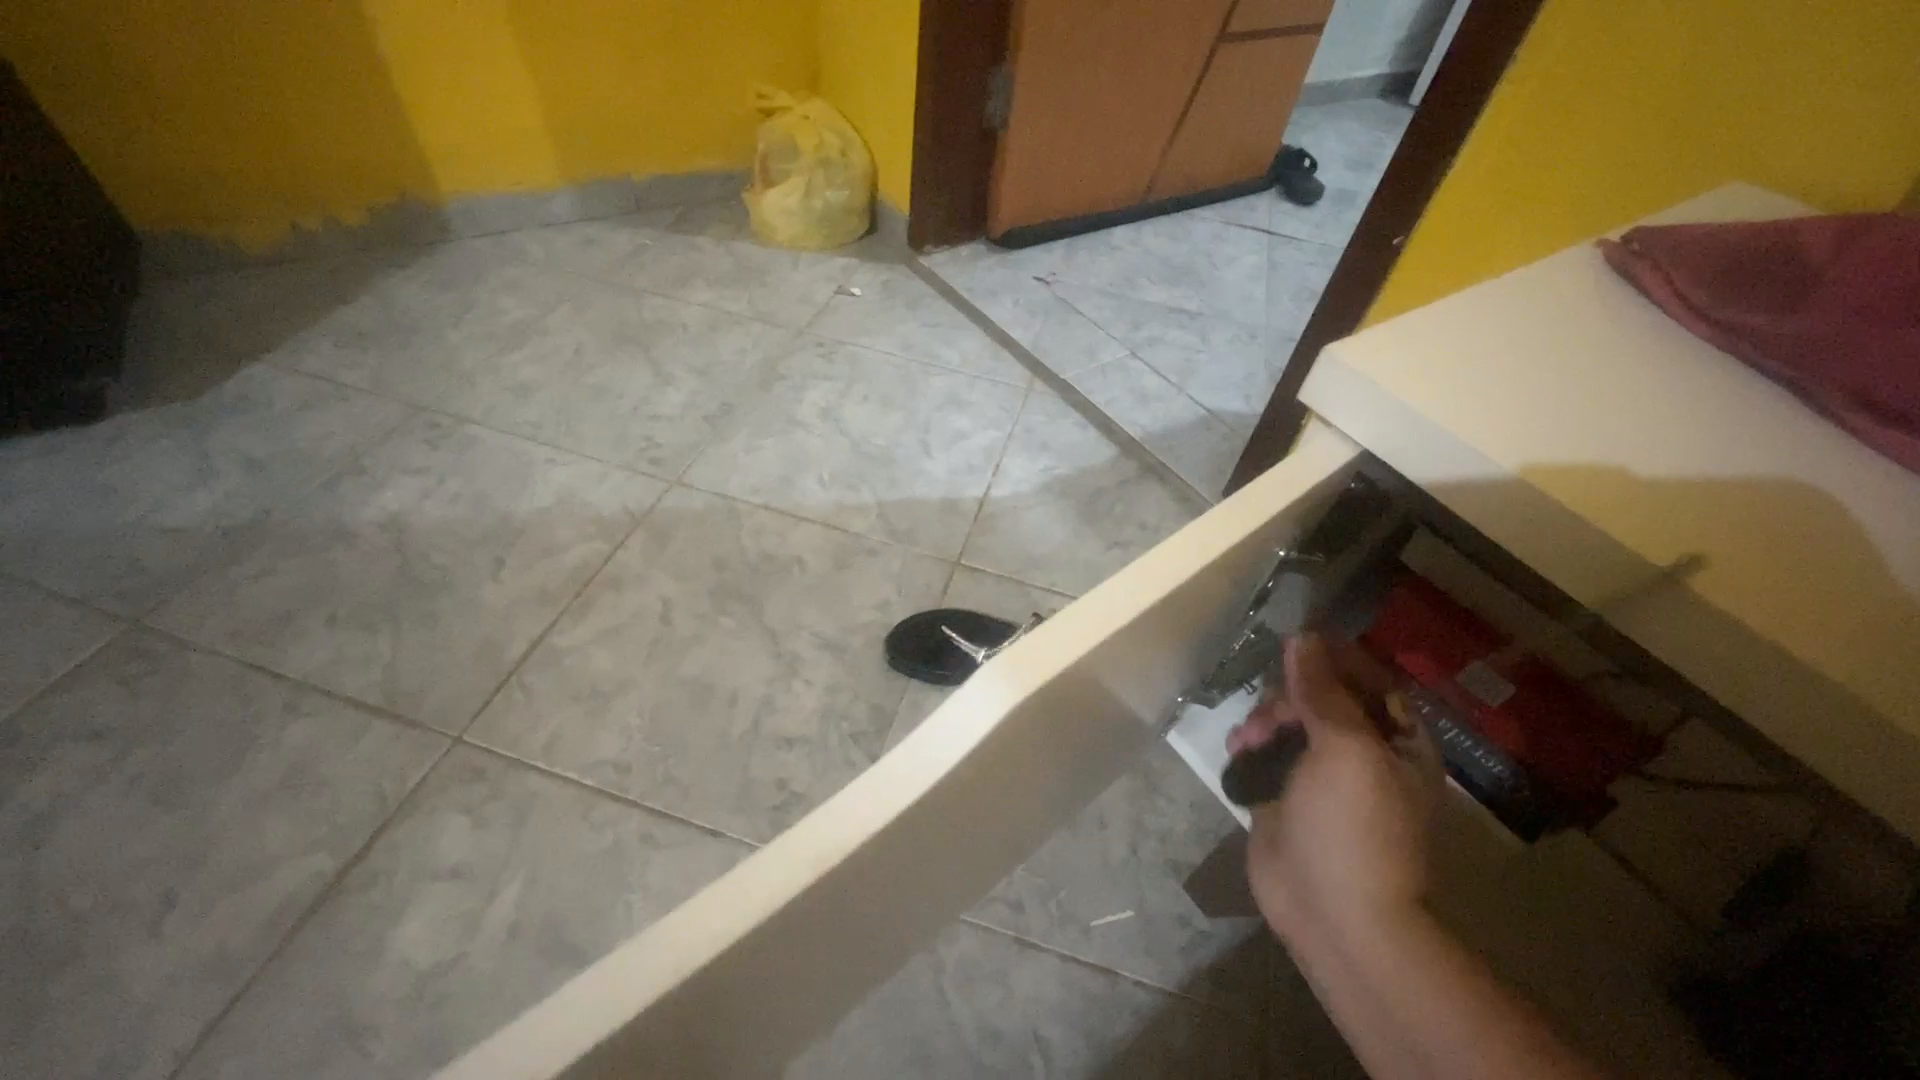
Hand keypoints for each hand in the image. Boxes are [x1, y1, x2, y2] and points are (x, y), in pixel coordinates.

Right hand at [1229, 634, 1440, 942]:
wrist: (1334, 914)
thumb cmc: (1354, 826)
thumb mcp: (1346, 748)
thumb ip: (1323, 691)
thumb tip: (1303, 636)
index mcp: (1397, 741)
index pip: (1368, 680)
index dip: (1334, 659)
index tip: (1294, 645)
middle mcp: (1363, 752)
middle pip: (1321, 697)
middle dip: (1290, 696)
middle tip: (1268, 716)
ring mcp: (1321, 777)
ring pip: (1288, 723)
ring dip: (1264, 720)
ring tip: (1246, 740)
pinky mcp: (1284, 796)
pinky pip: (1264, 754)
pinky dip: (1249, 747)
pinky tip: (1236, 752)